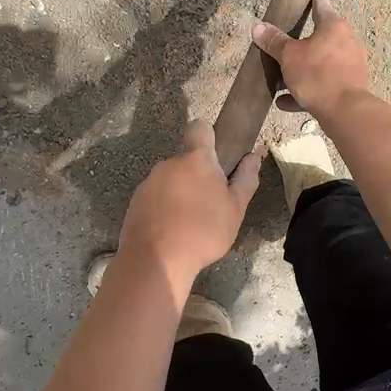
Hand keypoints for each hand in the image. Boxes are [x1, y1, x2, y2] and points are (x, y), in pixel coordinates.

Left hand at [118, 122, 259, 282]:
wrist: (156, 262)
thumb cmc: (203, 232)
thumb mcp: (235, 209)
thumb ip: (246, 178)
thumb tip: (255, 155)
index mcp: (196, 160)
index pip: (200, 128)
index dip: (209, 136)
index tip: (218, 158)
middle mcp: (169, 164)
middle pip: (187, 160)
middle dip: (198, 175)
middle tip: (210, 203)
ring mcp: (148, 183)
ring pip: (171, 179)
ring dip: (181, 192)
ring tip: (190, 222)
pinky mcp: (135, 202)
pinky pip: (156, 196)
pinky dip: (164, 207)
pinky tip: (171, 231)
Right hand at [252, 0, 371, 116]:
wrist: (345, 111)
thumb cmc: (317, 74)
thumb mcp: (289, 56)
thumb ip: (274, 42)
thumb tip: (258, 27)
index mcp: (333, 28)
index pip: (322, 6)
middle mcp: (346, 43)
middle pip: (321, 38)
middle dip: (303, 44)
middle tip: (286, 45)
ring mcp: (350, 66)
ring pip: (321, 65)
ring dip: (302, 72)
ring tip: (280, 80)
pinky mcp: (349, 88)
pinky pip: (323, 87)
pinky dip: (306, 92)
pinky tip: (285, 102)